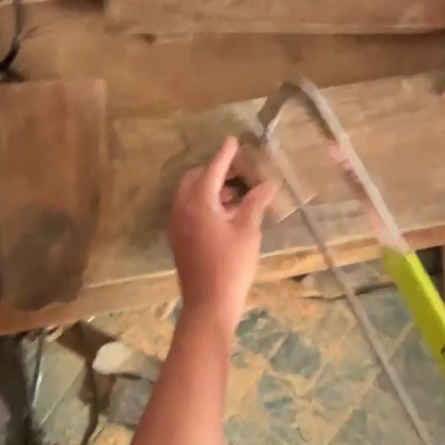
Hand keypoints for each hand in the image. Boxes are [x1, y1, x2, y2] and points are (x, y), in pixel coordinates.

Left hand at [167, 136, 276, 329]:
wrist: (209, 304)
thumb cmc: (231, 265)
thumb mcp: (248, 231)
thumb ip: (255, 203)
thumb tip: (266, 185)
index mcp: (198, 202)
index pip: (212, 169)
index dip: (225, 154)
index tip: (233, 140)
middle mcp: (182, 209)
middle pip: (195, 179)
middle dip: (215, 171)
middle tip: (238, 170)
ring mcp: (177, 225)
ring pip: (190, 195)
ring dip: (210, 189)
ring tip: (237, 194)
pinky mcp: (179, 239)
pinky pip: (189, 210)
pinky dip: (204, 204)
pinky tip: (225, 215)